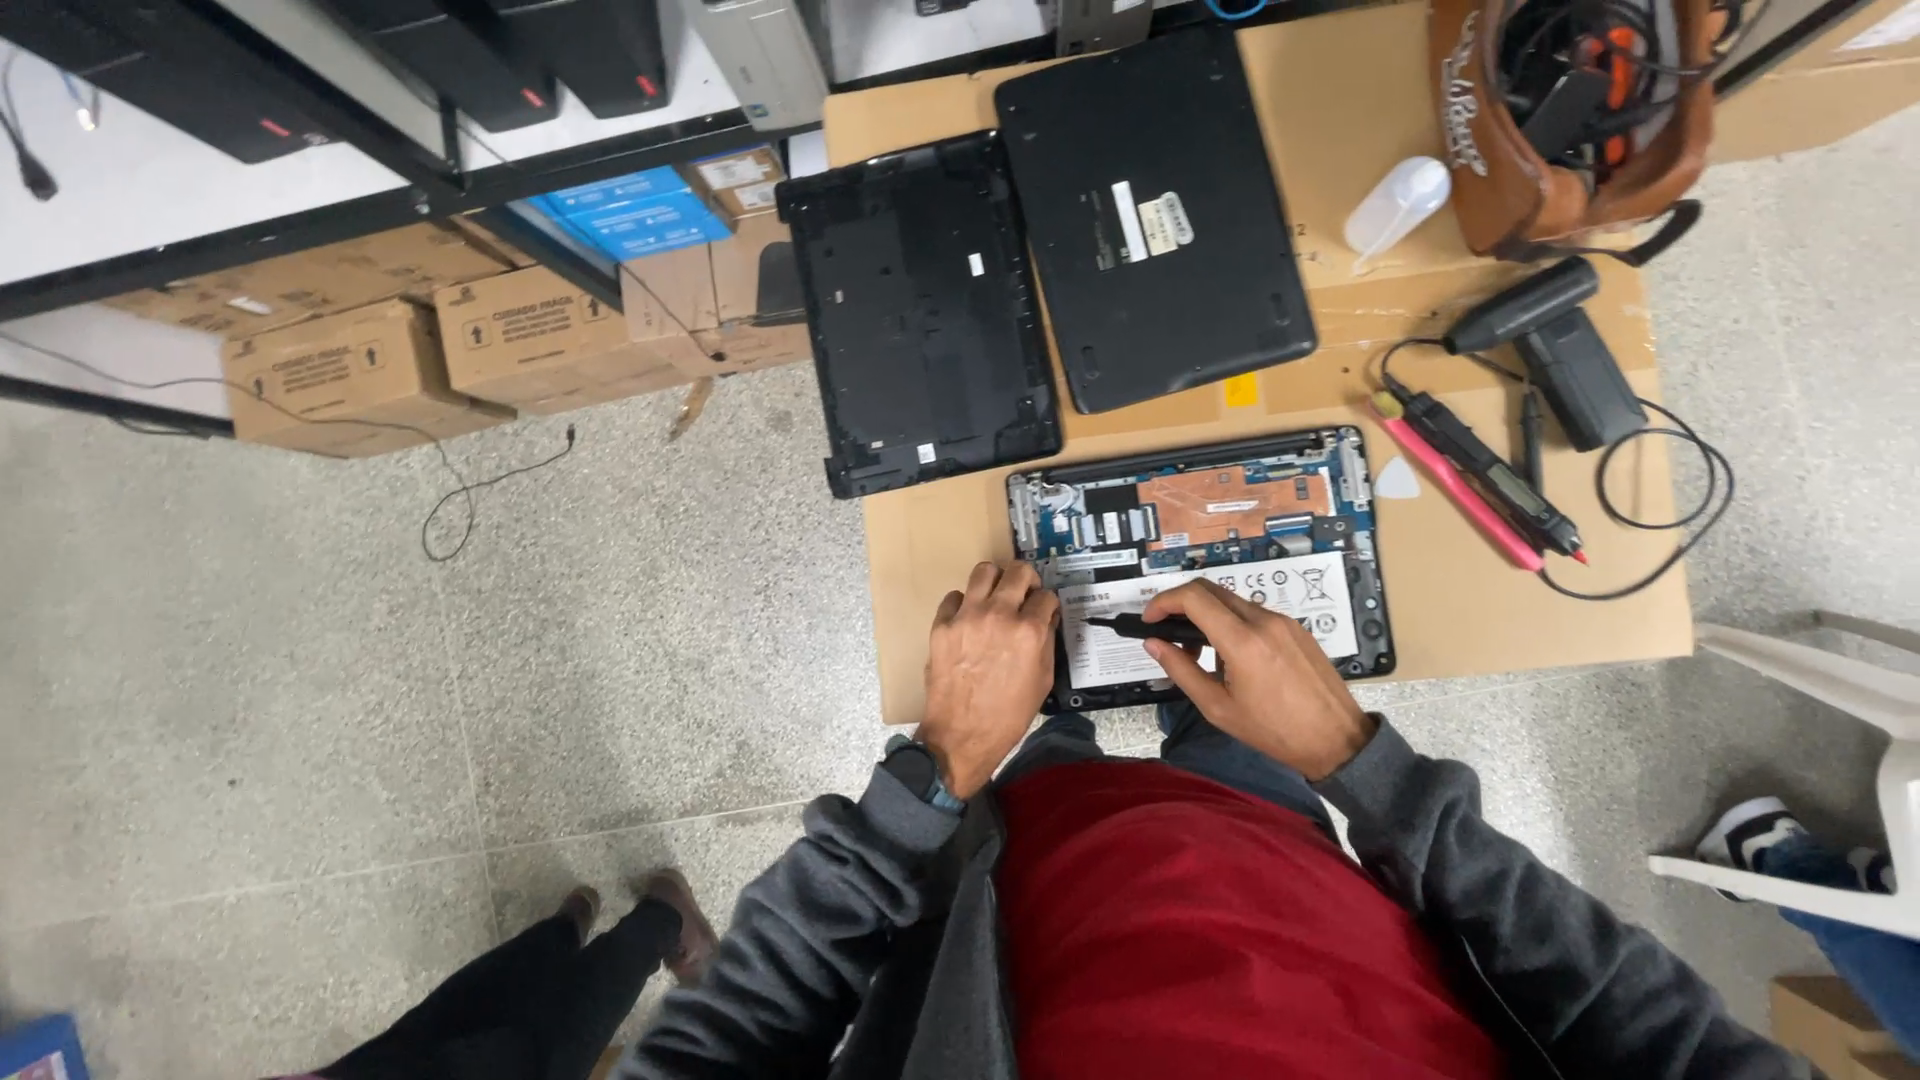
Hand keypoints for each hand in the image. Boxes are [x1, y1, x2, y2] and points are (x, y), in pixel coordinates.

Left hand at [919, 561, 1059, 797]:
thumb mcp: (1043, 679)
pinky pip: (954, 596)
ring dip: (995, 580)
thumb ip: (1046, 642)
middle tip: (1024, 593)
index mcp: (1029, 631)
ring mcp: (967, 617)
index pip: (1046, 596)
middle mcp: (999, 615)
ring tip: (996, 596)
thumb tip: (1045, 618)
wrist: (963, 733)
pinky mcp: (942, 625)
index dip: (1047, 604)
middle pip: (1018, 570)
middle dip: (1027, 579)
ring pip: (984, 570)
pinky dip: (965, 603)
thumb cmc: (1009, 713)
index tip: (1043, 612)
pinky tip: (969, 619)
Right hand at [1142, 580, 1374, 781]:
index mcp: (1242, 642)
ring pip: (1231, 601)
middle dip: (1180, 605)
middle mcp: (1264, 621)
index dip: (1163, 602)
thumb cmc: (1273, 731)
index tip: (1150, 620)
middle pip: (1210, 589)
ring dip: (1206, 616)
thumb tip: (1153, 644)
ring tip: (1200, 654)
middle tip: (1168, 634)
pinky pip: (1253, 613)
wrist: (1336, 740)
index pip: (1193, 598)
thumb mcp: (1217, 708)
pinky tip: (1232, 656)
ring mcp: (1283, 621)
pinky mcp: (1296, 628)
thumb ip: (1181, 670)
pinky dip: (1231, 623)